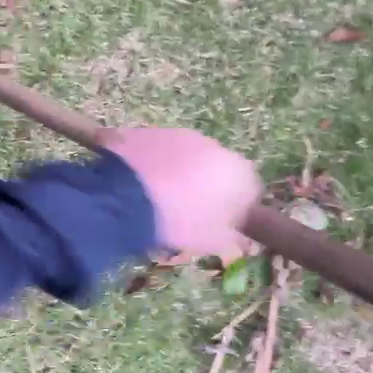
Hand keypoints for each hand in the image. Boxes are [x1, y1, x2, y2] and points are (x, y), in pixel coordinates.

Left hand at [101, 128, 260, 255]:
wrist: (124, 198)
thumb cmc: (180, 223)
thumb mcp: (214, 242)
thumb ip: (233, 238)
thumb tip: (239, 238)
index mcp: (240, 173)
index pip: (248, 191)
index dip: (232, 208)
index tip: (214, 222)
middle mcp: (213, 145)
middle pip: (213, 168)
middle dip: (200, 184)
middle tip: (178, 209)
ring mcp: (175, 134)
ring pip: (179, 155)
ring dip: (170, 170)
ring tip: (148, 195)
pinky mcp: (143, 131)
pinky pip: (147, 148)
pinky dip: (141, 160)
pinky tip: (124, 179)